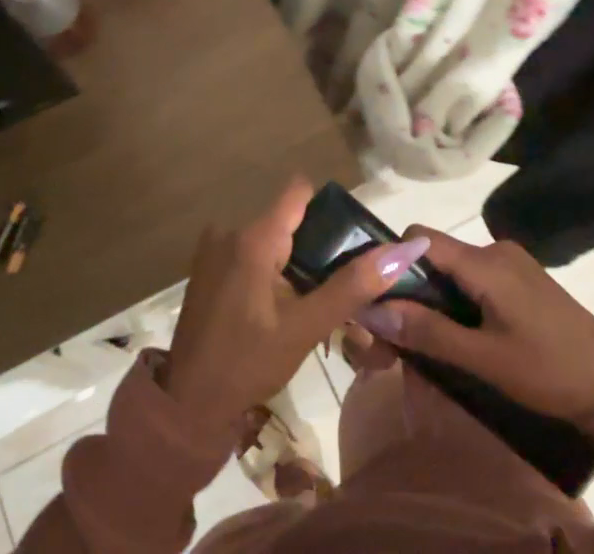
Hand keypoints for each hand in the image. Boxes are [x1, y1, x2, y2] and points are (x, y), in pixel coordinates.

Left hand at [162, 179, 430, 428]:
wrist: (188, 402)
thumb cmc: (248, 363)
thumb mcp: (306, 327)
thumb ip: (354, 285)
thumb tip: (405, 248)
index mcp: (253, 237)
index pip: (299, 191)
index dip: (330, 210)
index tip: (352, 244)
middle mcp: (229, 230)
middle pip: (288, 219)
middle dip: (317, 247)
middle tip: (340, 287)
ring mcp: (214, 250)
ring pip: (271, 240)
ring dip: (296, 264)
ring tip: (315, 303)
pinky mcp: (208, 270)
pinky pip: (251, 256)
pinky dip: (273, 273)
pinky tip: (283, 309)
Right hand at [358, 227, 593, 422]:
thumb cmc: (547, 370)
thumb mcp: (483, 358)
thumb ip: (427, 332)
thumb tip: (371, 312)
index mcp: (486, 263)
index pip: (419, 238)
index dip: (390, 261)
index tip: (373, 297)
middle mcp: (495, 250)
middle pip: (433, 255)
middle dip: (408, 289)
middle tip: (393, 332)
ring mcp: (510, 263)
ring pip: (451, 270)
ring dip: (431, 299)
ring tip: (420, 340)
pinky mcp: (519, 279)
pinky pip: (472, 279)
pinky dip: (454, 302)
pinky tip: (453, 336)